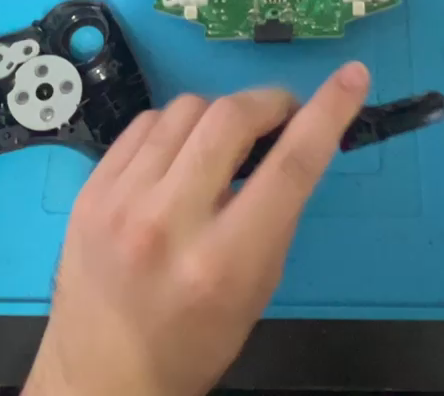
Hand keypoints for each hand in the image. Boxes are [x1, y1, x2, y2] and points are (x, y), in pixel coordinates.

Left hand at [25, 62, 370, 395]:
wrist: (101, 377)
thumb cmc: (196, 339)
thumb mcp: (257, 287)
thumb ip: (276, 210)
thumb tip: (292, 135)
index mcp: (224, 261)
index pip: (290, 166)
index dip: (328, 113)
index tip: (352, 78)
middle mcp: (169, 223)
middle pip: (230, 117)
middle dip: (268, 103)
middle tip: (279, 117)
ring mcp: (121, 201)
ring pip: (186, 109)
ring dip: (219, 117)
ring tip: (220, 148)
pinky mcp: (91, 189)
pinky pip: (145, 123)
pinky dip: (174, 128)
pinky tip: (178, 157)